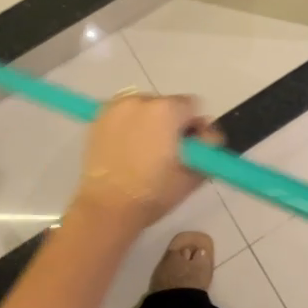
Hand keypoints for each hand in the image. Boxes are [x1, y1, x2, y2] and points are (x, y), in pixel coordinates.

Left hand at [72, 93, 214, 231]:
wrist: (107, 208)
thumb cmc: (154, 193)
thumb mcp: (193, 174)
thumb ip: (208, 147)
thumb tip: (208, 133)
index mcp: (167, 110)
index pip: (192, 106)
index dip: (193, 127)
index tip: (187, 149)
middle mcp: (141, 99)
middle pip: (167, 104)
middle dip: (170, 124)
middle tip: (165, 153)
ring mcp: (117, 107)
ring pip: (144, 108)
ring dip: (148, 122)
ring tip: (142, 152)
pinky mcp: (98, 117)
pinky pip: (123, 114)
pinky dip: (128, 124)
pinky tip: (125, 148)